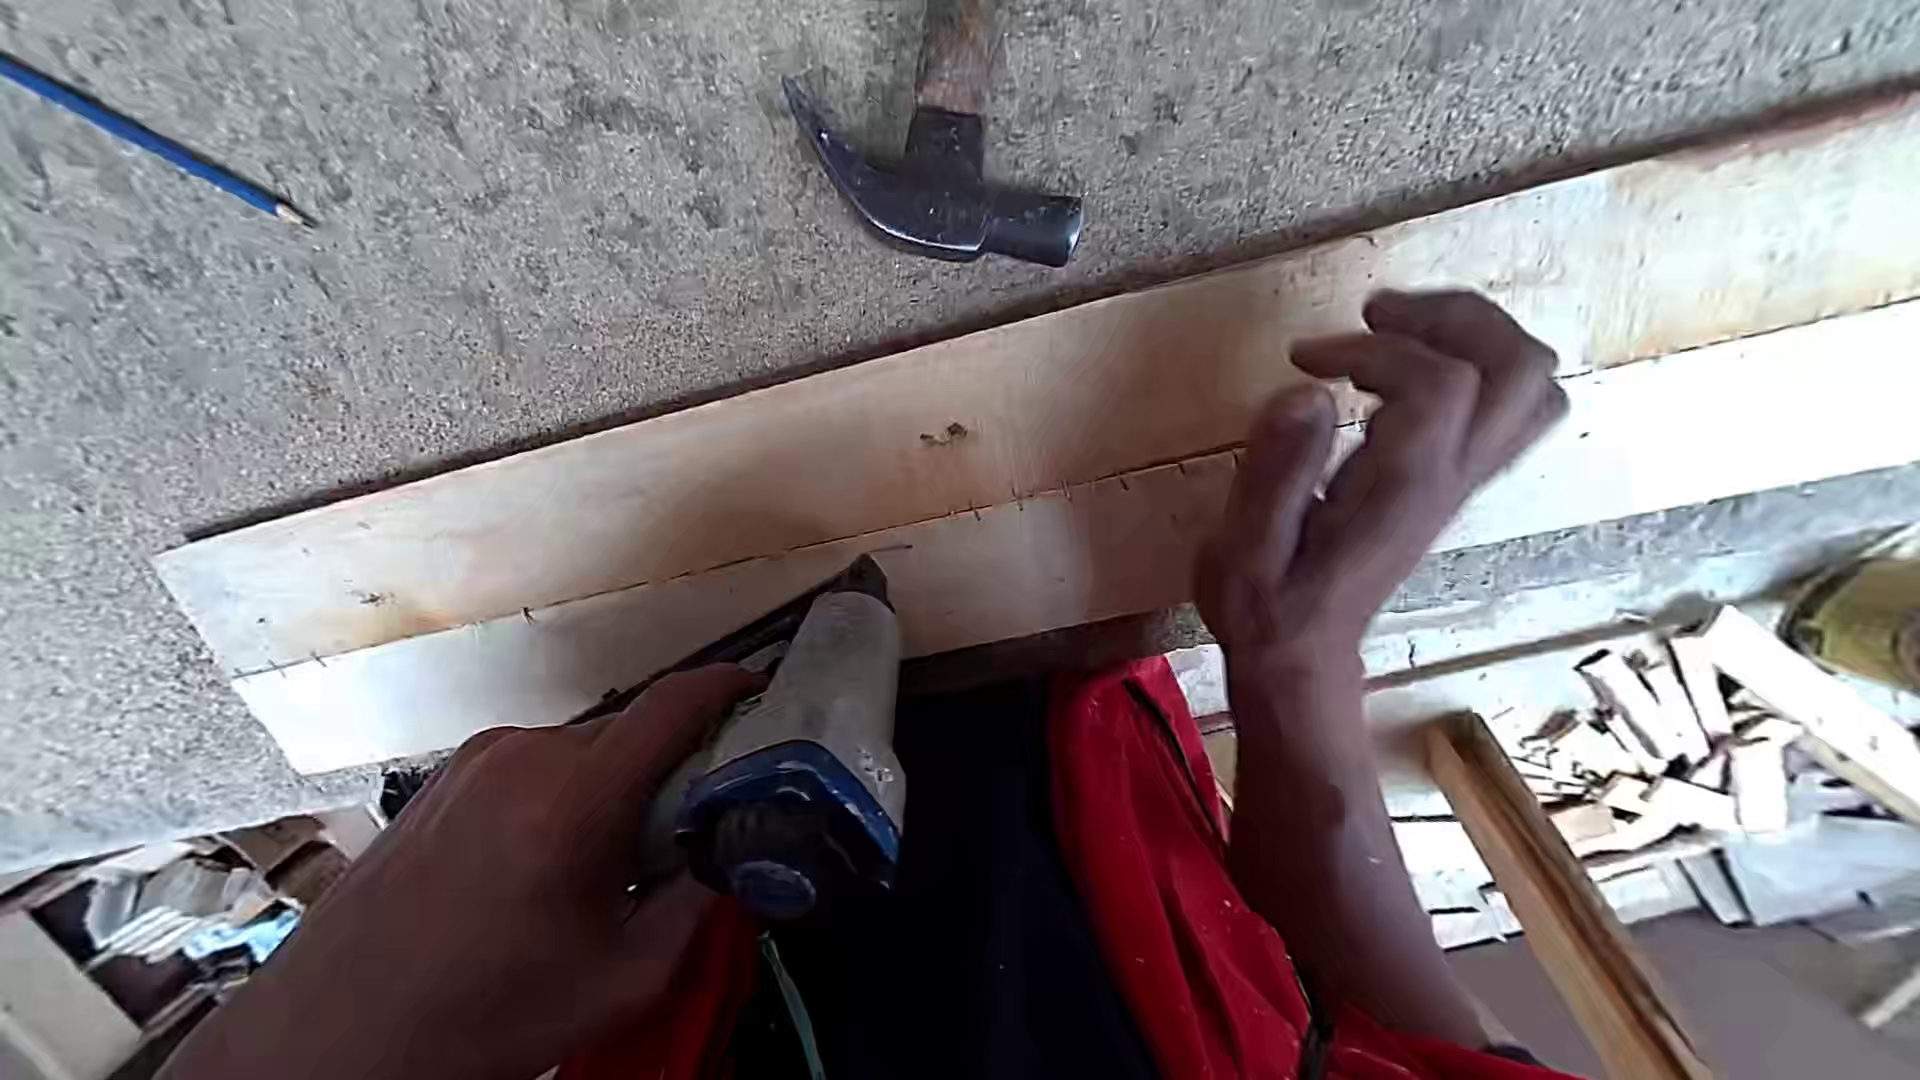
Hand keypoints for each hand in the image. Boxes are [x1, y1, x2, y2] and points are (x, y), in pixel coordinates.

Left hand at [163, 665, 762, 1079]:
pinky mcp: (450, 771)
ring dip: (622, 775)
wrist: (320, 1053)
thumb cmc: (483, 1018)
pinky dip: (574, 781)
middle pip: (636, 729)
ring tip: (612, 842)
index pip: (673, 705)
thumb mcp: (622, 979)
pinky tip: (550, 844)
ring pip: (592, 743)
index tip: (761, 688)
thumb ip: (700, 903)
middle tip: (687, 811)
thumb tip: (739, 850)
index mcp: (573, 801)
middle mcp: (528, 756)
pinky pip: (545, 756)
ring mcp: (481, 757)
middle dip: (675, 757)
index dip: (728, 684)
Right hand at [1198, 290, 1564, 671]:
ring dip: (1469, 336)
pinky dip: (1471, 368)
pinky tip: (1406, 375)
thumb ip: (1274, 472)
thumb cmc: (1265, 606)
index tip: (1302, 357)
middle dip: (1448, 319)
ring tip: (1392, 331)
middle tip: (1371, 314)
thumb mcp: (1245, 546)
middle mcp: (1447, 479)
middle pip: (1512, 366)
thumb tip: (1305, 391)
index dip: (1370, 349)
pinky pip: (1506, 410)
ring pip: (1525, 383)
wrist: (1299, 654)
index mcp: (1399, 488)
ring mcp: (1457, 484)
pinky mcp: (1448, 489)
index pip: (1435, 383)